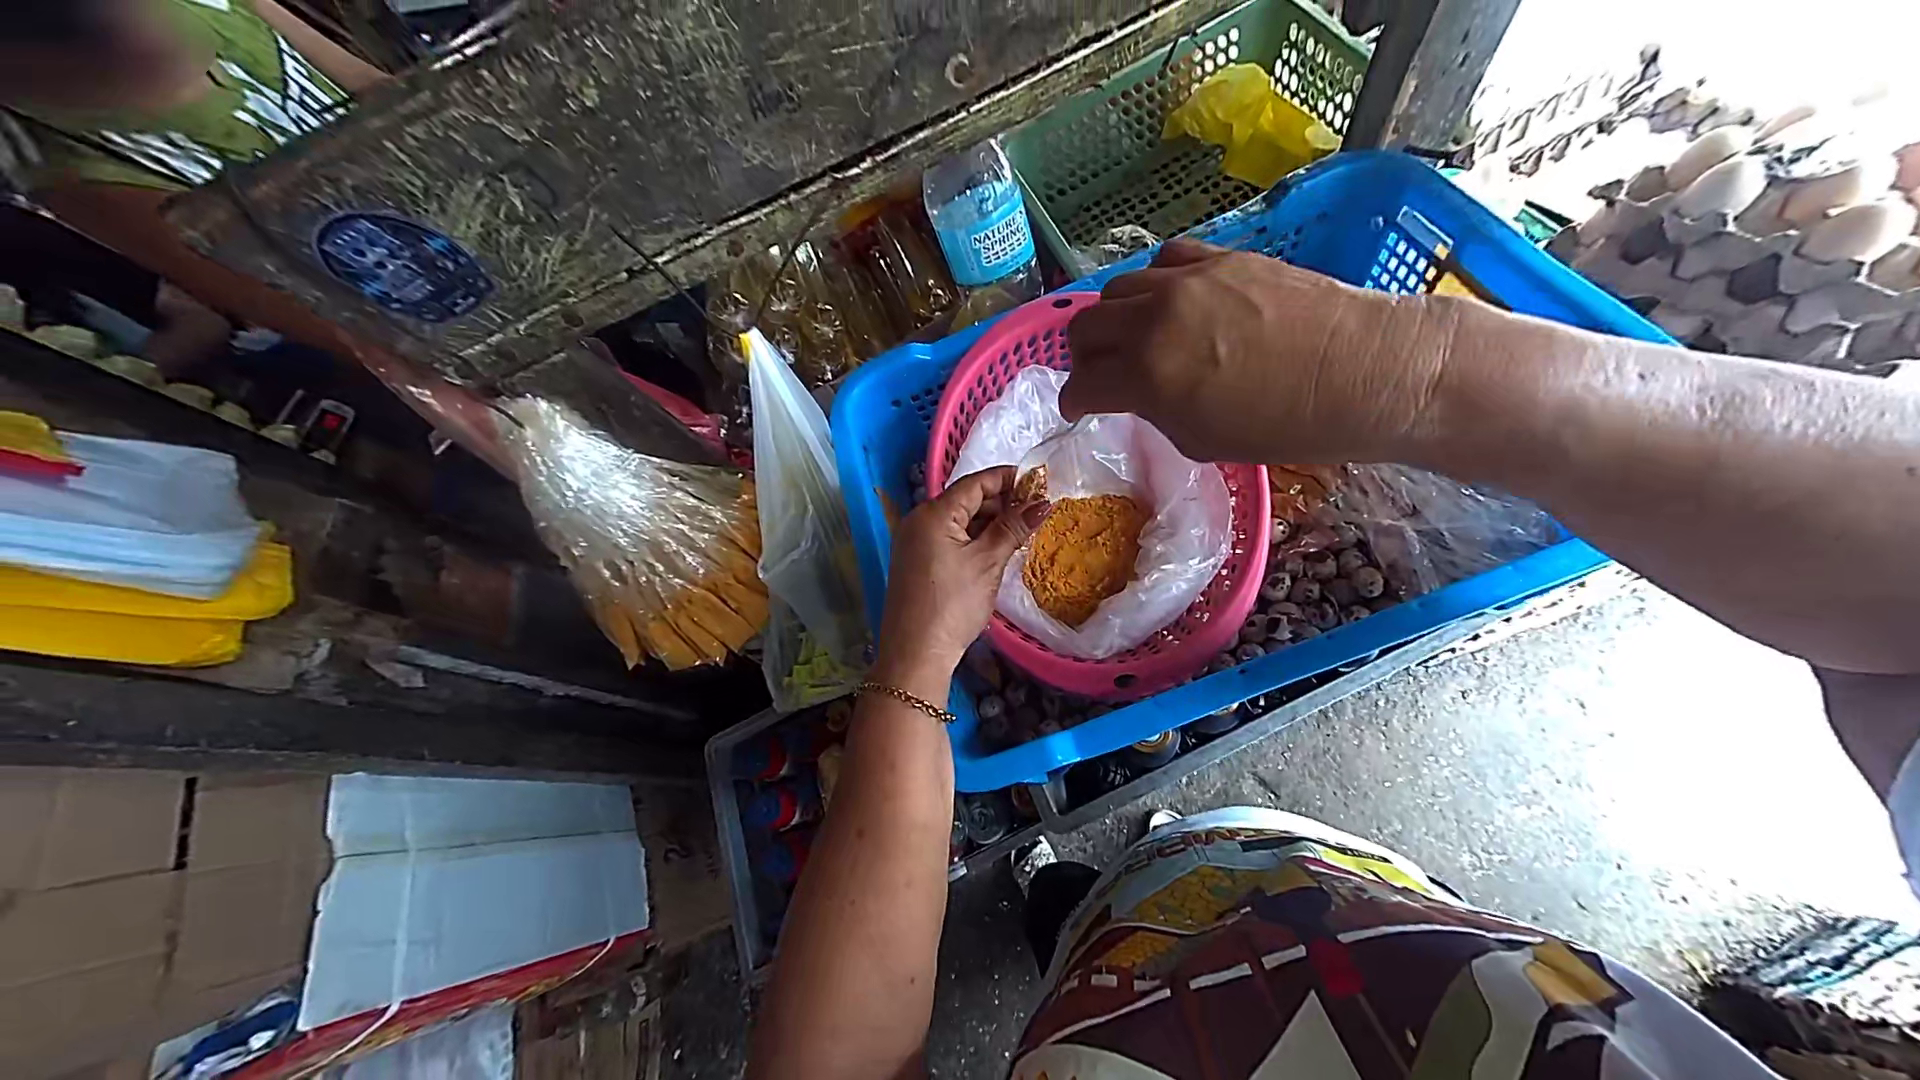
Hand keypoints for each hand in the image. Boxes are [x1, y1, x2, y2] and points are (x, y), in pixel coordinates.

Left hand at [872, 466, 1046, 700]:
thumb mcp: (988, 563)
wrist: (915, 652)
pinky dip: (971, 538)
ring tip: (1018, 531)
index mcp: (933, 513)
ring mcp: (912, 540)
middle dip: (1000, 502)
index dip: (1007, 479)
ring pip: (956, 519)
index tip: (1038, 482)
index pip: (975, 482)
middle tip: (1033, 512)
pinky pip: (946, 536)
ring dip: (987, 521)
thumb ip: (1013, 527)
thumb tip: (1042, 502)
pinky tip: (993, 548)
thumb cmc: (953, 604)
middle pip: (964, 498)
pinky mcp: (914, 560)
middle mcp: (918, 519)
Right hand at [1061, 237, 1461, 464]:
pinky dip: (1154, 284)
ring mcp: (1186, 281)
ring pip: (1116, 289)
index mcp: (1147, 377)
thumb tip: (1138, 391)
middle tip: (1103, 373)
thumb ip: (1154, 411)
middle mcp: (1154, 321)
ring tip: (1137, 336)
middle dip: (1084, 357)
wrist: (1365, 373)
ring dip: (1115, 320)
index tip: (1079, 408)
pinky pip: (1163, 260)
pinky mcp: (1220, 257)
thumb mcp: (1201, 440)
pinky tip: (1172, 303)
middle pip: (1084, 328)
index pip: (1080, 384)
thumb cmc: (1285, 426)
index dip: (1073, 402)